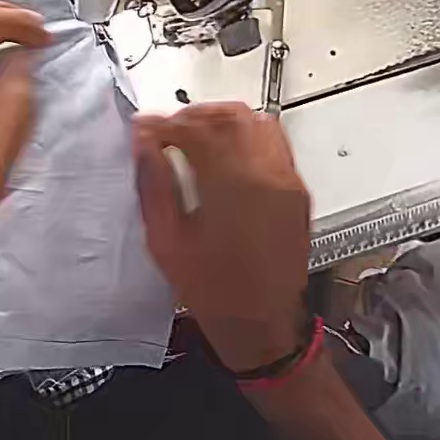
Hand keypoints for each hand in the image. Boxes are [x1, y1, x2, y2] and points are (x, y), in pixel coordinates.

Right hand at [134, 104, 310, 374]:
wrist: (262, 324)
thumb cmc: (213, 292)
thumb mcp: (167, 242)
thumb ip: (154, 187)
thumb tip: (145, 147)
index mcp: (232, 188)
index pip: (195, 130)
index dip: (163, 124)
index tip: (143, 128)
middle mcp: (267, 176)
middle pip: (230, 116)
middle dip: (192, 115)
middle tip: (165, 129)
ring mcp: (287, 181)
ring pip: (256, 121)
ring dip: (220, 120)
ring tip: (193, 135)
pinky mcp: (296, 190)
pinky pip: (273, 141)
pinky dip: (244, 134)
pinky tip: (223, 151)